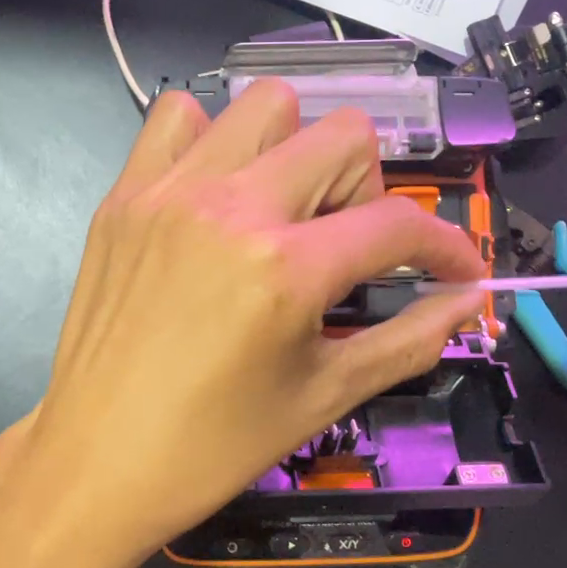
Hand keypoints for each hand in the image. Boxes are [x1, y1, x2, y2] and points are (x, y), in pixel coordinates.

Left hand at [0, 81, 484, 567]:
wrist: (97, 462)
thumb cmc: (213, 446)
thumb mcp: (322, 398)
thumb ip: (407, 341)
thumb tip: (469, 301)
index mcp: (287, 267)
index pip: (397, 224)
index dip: (446, 247)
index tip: (455, 271)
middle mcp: (232, 206)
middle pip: (344, 136)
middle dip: (369, 192)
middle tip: (346, 251)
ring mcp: (171, 192)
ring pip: (266, 106)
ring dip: (297, 150)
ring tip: (282, 214)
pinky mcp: (125, 197)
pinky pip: (177, 118)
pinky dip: (212, 140)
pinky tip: (215, 195)